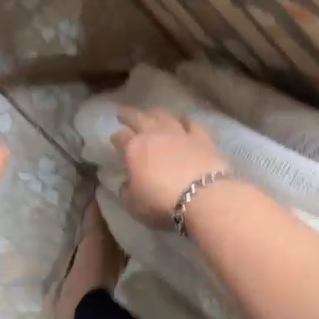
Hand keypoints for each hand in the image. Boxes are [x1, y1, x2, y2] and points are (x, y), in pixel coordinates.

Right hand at [110, 107, 228, 228]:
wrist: (204, 197)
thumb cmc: (162, 203)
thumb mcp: (134, 205)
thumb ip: (127, 192)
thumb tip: (126, 185)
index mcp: (134, 148)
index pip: (121, 138)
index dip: (116, 138)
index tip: (114, 139)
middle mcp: (155, 134)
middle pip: (139, 118)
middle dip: (129, 115)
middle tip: (123, 113)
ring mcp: (179, 134)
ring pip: (165, 116)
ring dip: (156, 113)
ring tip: (152, 113)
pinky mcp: (202, 138)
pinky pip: (192, 124)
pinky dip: (186, 121)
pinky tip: (185, 120)